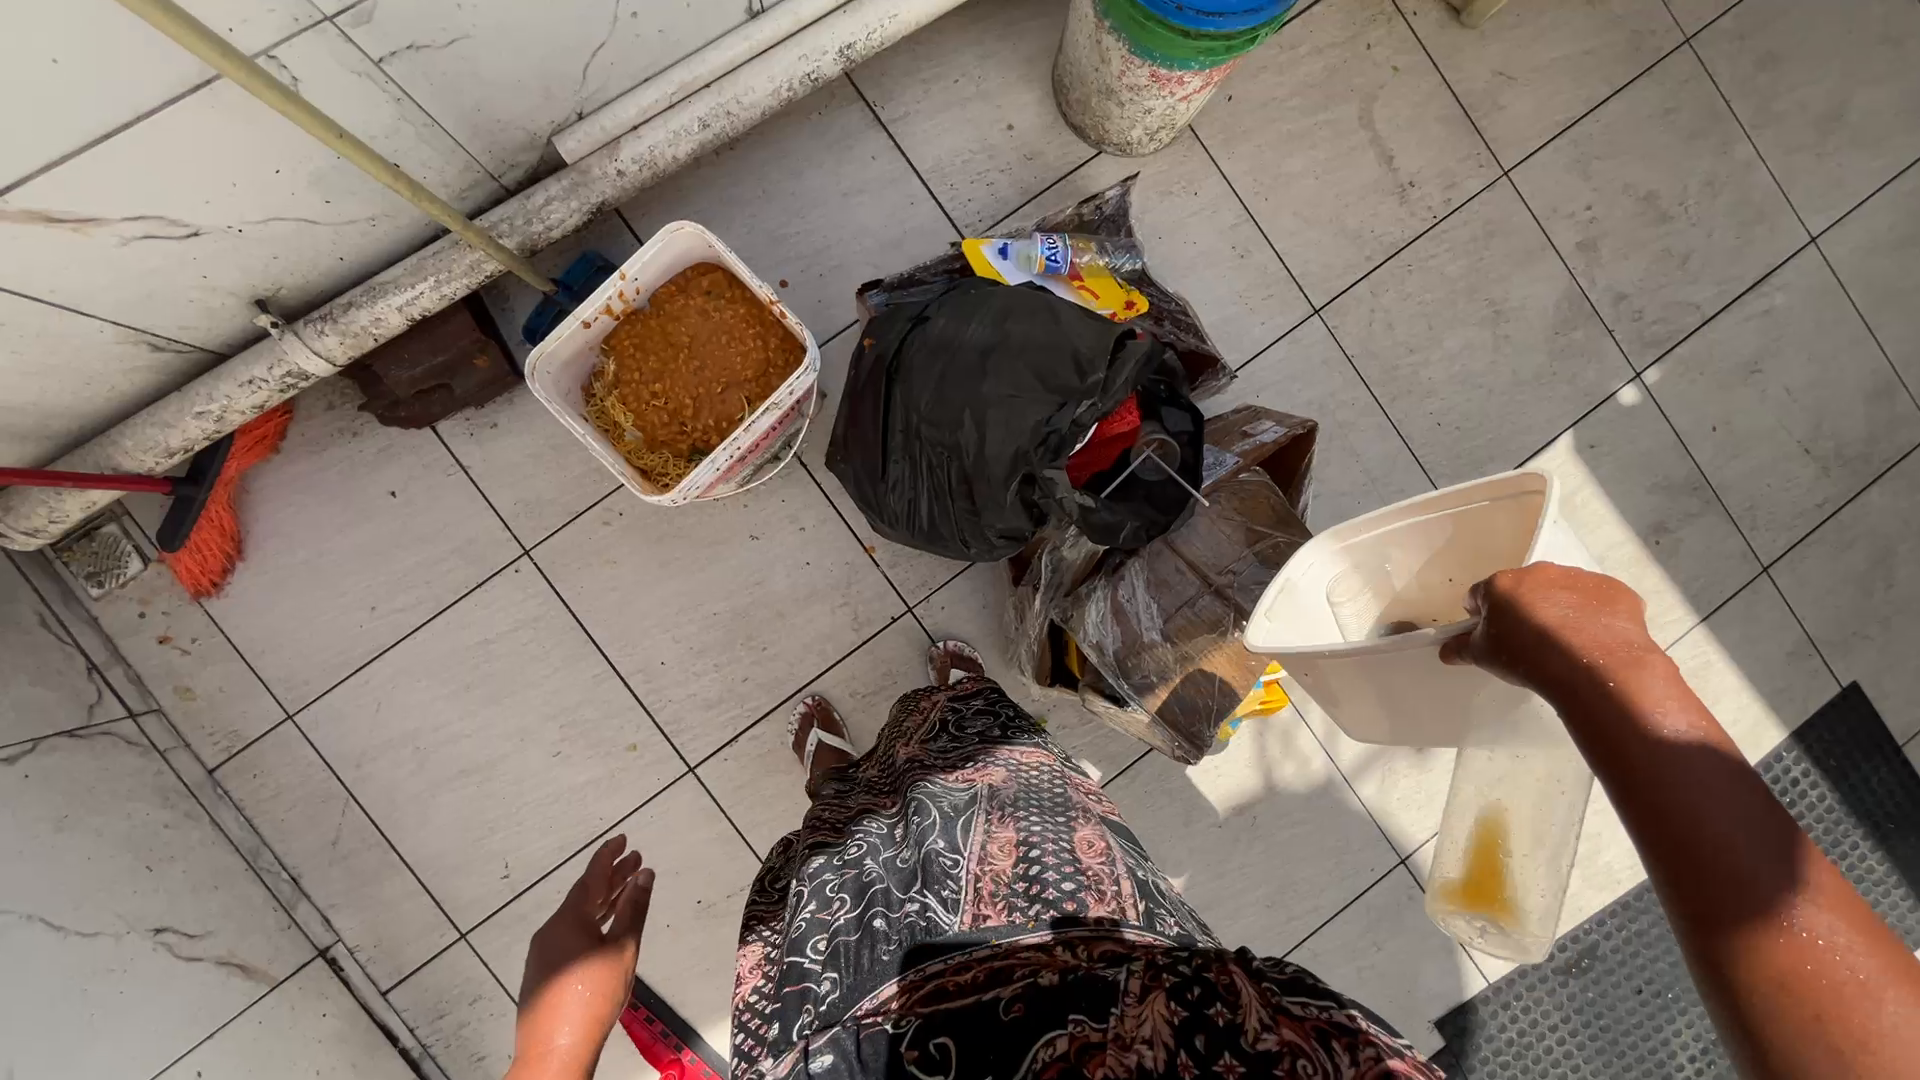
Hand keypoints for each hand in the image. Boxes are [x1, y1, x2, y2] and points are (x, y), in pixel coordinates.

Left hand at [508, 835, 652, 1079]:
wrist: (554, 1051)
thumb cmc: (594, 996)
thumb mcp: (623, 950)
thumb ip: (634, 910)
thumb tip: (644, 875)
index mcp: (568, 920)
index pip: (592, 877)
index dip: (608, 856)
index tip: (623, 838)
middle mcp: (552, 929)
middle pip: (585, 894)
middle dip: (611, 876)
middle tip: (635, 858)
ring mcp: (544, 951)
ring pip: (578, 914)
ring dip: (603, 898)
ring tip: (627, 886)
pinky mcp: (544, 970)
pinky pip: (570, 931)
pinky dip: (592, 919)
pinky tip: (607, 924)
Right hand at [1439, 563, 1660, 700]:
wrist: (1597, 669)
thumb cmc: (1528, 657)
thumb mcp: (1483, 657)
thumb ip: (1461, 648)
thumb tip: (1446, 650)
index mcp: (1500, 583)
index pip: (1478, 595)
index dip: (1480, 617)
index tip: (1491, 636)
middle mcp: (1538, 572)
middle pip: (1522, 590)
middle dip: (1521, 610)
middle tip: (1528, 641)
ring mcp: (1580, 578)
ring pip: (1560, 592)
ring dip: (1557, 610)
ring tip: (1565, 644)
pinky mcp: (1616, 590)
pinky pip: (1596, 601)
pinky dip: (1592, 616)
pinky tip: (1593, 640)